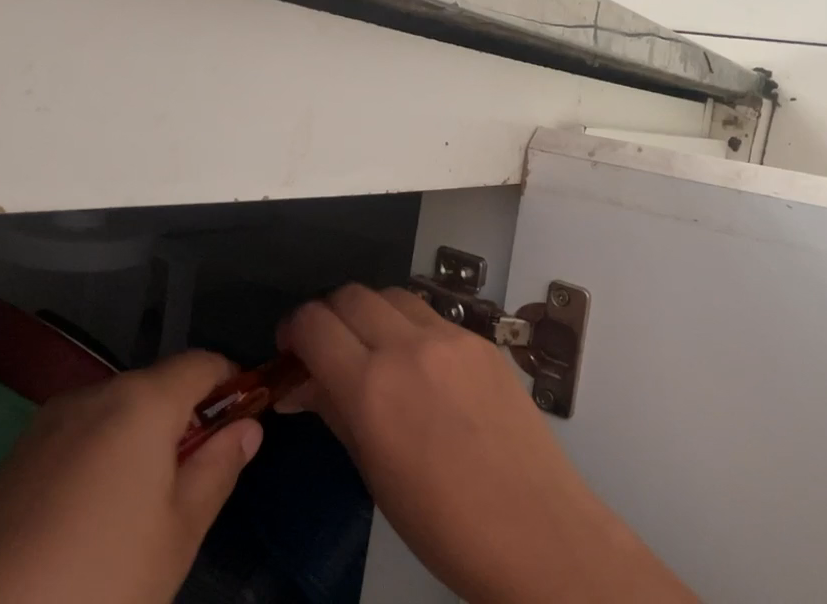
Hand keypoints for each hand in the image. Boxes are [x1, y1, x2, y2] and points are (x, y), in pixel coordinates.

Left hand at [0, 351, 261, 603]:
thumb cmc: (103, 578)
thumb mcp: (179, 531)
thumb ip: (218, 468)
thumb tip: (247, 427)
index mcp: (139, 402)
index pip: (202, 363)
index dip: (232, 384)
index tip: (245, 424)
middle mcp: (91, 395)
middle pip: (157, 387)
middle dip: (186, 420)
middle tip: (196, 483)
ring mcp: (46, 423)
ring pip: (116, 413)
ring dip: (143, 440)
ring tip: (143, 510)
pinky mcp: (15, 456)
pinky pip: (78, 436)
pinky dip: (102, 457)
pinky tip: (93, 519)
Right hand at [279, 285, 698, 603]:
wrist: (535, 531)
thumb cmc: (441, 522)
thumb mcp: (372, 471)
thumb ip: (333, 411)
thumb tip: (300, 384)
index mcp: (371, 387)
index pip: (313, 323)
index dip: (293, 331)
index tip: (291, 351)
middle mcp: (409, 347)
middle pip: (350, 295)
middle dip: (328, 316)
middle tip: (327, 349)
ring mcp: (453, 339)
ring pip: (392, 295)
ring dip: (370, 313)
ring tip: (373, 350)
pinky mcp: (484, 342)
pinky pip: (433, 315)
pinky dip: (412, 327)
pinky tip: (420, 364)